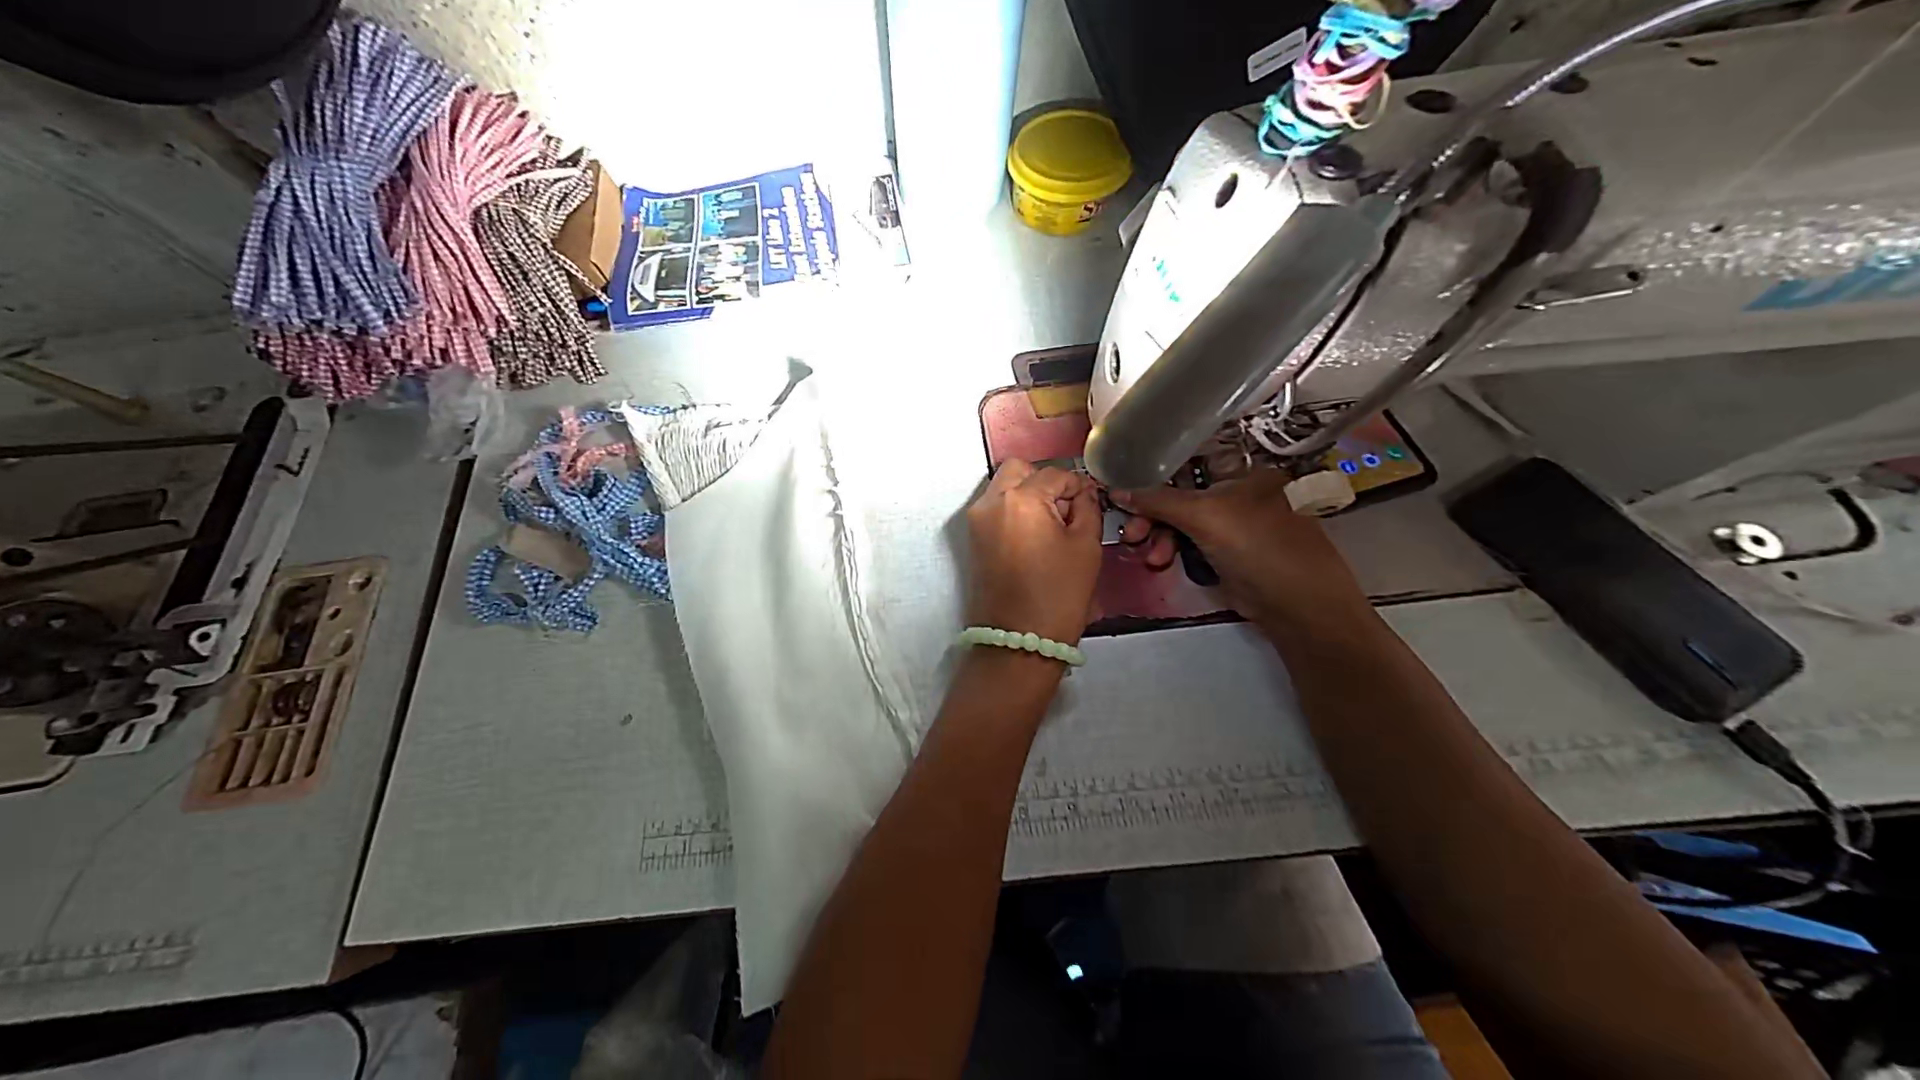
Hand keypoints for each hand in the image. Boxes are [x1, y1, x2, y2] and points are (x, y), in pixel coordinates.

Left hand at [965, 460, 1102, 644]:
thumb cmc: (1057, 595)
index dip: (1076, 486)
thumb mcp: (1086, 547)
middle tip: (1065, 508)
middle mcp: (991, 503)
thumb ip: (1086, 508)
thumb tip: (1082, 494)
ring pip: (1003, 488)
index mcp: (1021, 499)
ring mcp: (977, 522)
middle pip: (1019, 471)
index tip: (1089, 502)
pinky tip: (1035, 537)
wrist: (1019, 641)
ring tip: (1051, 525)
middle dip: (1044, 482)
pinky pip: (994, 510)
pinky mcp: (973, 540)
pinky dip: (1013, 512)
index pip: (1054, 474)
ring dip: (1026, 495)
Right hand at [1112, 469, 1368, 631]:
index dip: (1156, 468)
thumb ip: (1158, 501)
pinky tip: (1161, 561)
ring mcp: (1231, 523)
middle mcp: (1237, 491)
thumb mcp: (1205, 516)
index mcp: (1243, 469)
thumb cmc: (1261, 547)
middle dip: (1152, 511)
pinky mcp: (1224, 551)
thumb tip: (1117, 490)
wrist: (1298, 606)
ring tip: (1152, 554)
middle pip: (1179, 491)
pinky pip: (1187, 542)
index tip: (1126, 483)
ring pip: (1180, 520)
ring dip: (1158, 535)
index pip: (1189, 457)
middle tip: (1133, 530)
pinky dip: (1171, 549)